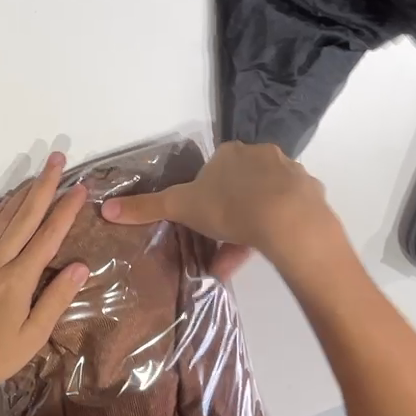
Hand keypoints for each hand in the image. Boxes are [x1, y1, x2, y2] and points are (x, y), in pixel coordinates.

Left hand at [0, 153, 90, 398]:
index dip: (65, 211)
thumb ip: (56, 299)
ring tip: (38, 173)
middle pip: (24, 216)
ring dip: (22, 193)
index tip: (81, 188)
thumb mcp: (33, 336)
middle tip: (58, 159)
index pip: (47, 237)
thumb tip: (80, 266)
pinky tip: (6, 203)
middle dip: (44, 186)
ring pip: (3, 217)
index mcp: (17, 280)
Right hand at [101, 141, 348, 277]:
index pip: (212, 169)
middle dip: (226, 213)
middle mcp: (261, 155)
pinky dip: (272, 231)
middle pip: (238, 184)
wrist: (288, 220)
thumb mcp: (180, 207)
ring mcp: (289, 173)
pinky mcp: (310, 195)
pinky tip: (262, 254)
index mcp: (229, 153)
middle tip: (214, 242)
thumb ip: (146, 207)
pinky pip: (286, 212)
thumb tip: (105, 208)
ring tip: (231, 262)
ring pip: (263, 200)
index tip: (198, 218)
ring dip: (248, 226)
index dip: (203, 194)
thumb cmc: (229, 207)